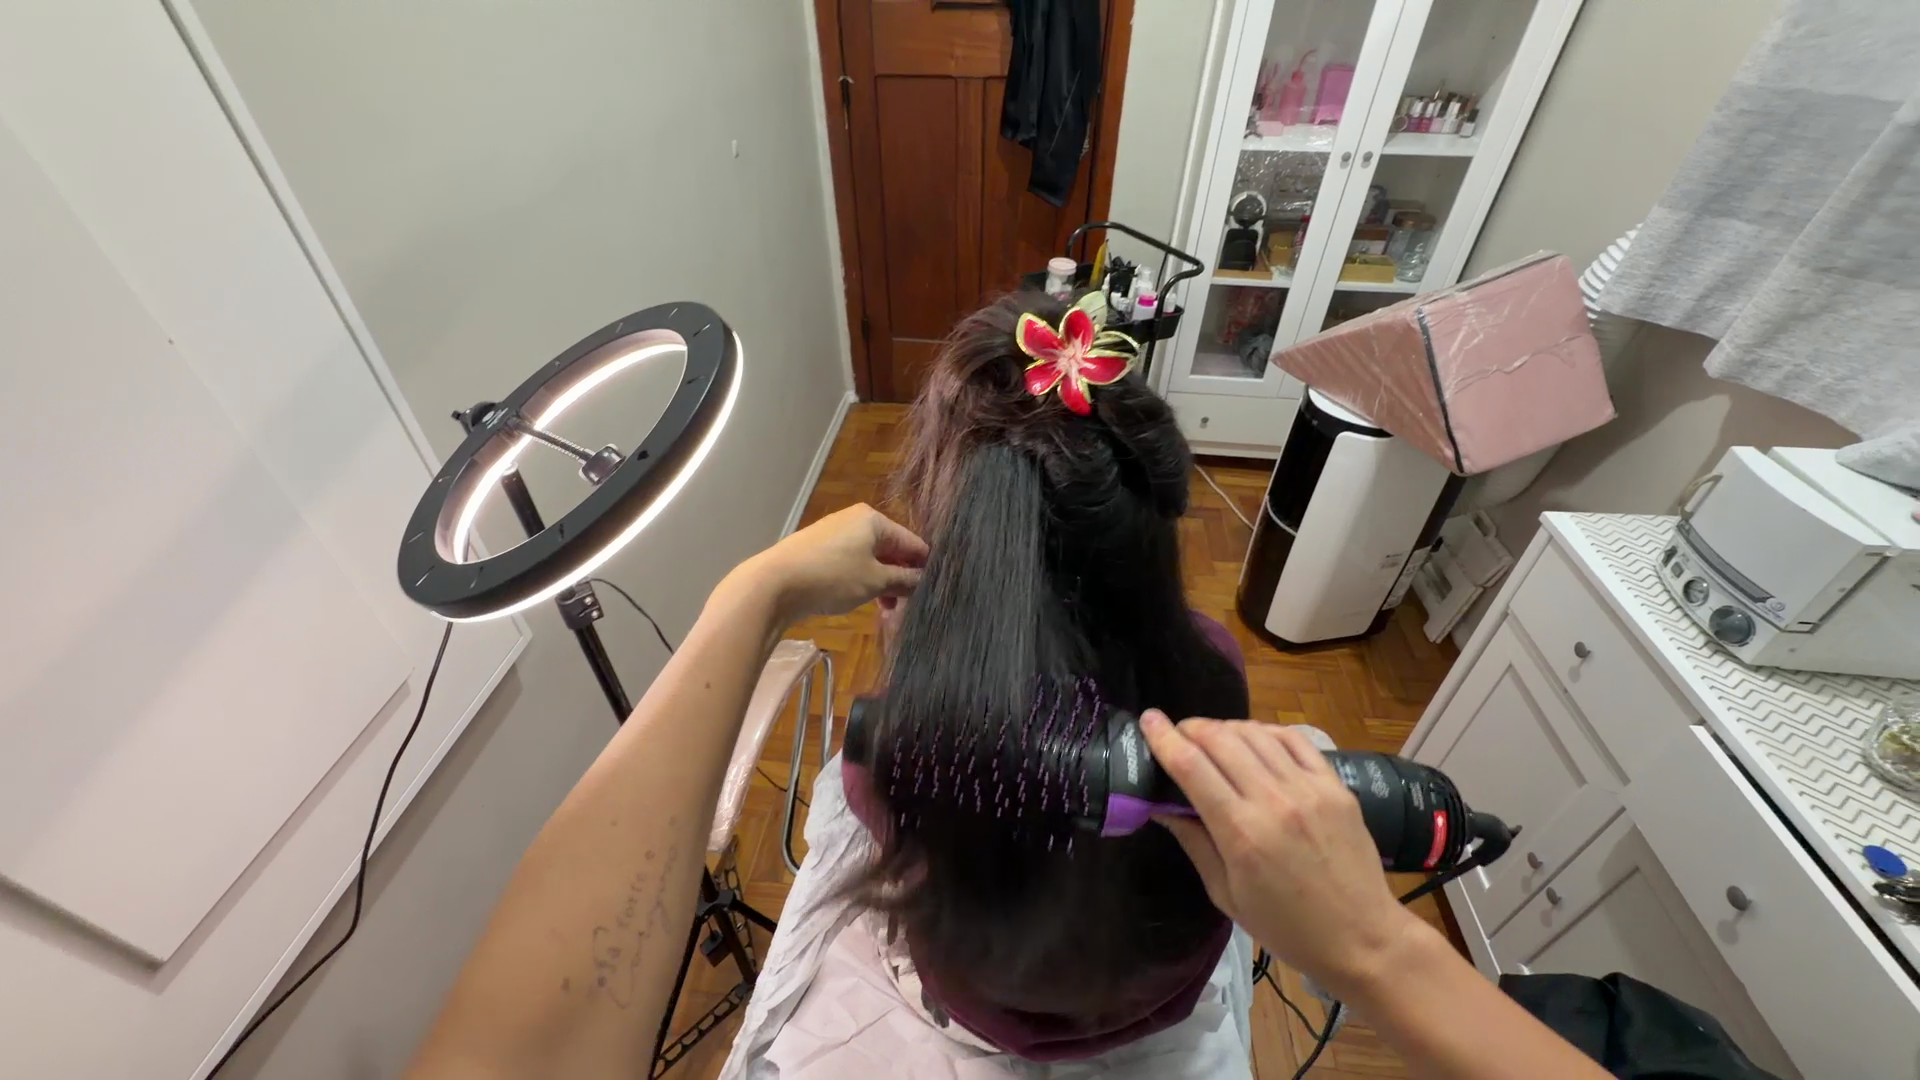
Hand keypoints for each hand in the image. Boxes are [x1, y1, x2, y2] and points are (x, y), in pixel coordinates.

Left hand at [741, 504, 926, 623]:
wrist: (774, 583)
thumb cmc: (833, 577)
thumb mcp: (875, 581)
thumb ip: (904, 580)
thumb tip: (924, 580)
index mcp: (873, 519)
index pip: (912, 542)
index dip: (924, 566)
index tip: (934, 591)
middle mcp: (855, 521)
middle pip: (890, 550)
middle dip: (901, 577)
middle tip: (910, 606)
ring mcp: (835, 534)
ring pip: (871, 559)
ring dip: (883, 583)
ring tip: (888, 610)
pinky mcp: (819, 551)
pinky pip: (851, 564)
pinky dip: (862, 581)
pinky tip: (865, 602)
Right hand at [1141, 711, 1428, 1000]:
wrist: (1364, 940)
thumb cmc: (1287, 927)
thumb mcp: (1226, 894)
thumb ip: (1193, 841)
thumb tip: (1159, 804)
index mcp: (1241, 833)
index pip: (1191, 766)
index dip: (1164, 738)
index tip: (1148, 720)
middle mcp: (1273, 801)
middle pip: (1219, 740)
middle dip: (1190, 728)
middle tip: (1177, 733)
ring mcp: (1308, 789)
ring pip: (1254, 733)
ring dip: (1224, 727)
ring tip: (1211, 737)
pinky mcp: (1335, 785)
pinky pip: (1293, 739)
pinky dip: (1264, 730)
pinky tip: (1252, 738)